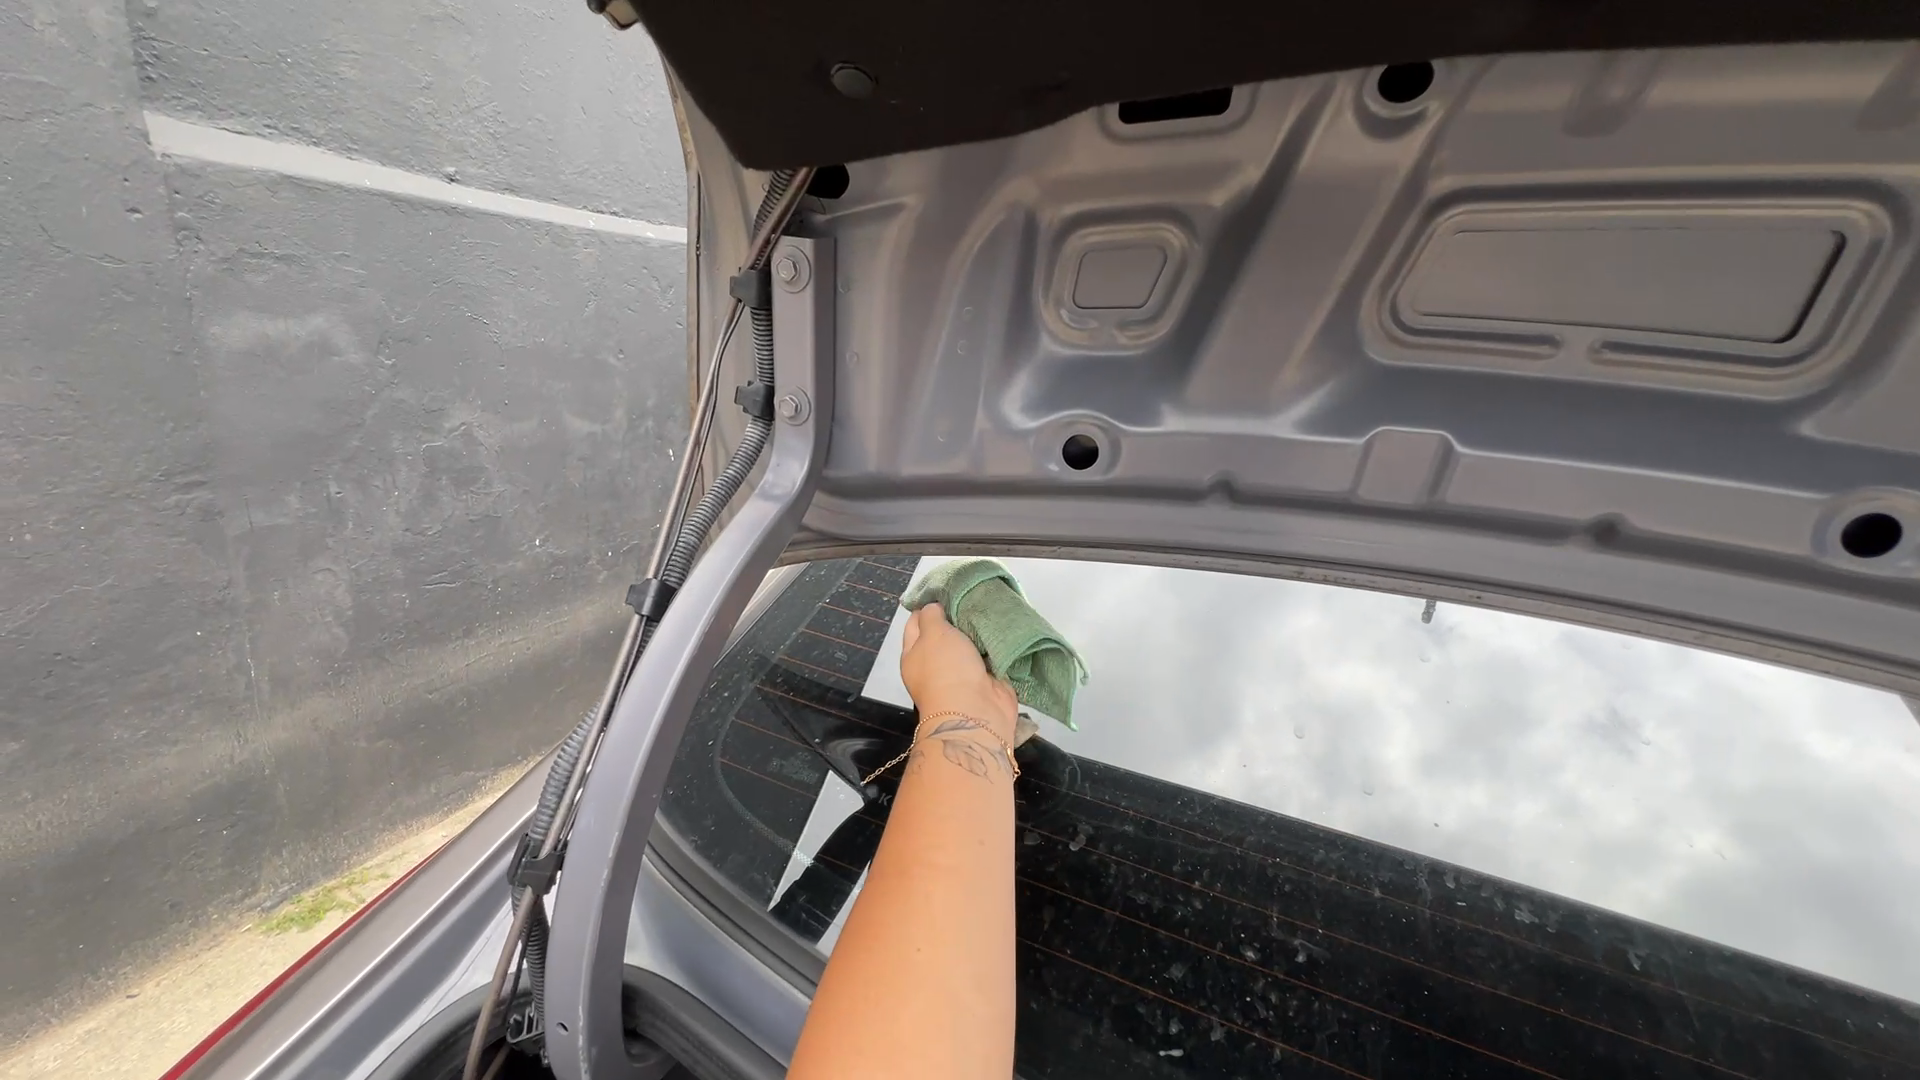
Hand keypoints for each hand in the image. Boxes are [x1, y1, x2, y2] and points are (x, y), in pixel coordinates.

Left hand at [900, 604, 1017, 739]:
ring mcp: (962, 673)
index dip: (928, 605)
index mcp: (914, 655)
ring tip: (992, 605)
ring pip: (970, 643)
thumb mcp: (932, 633)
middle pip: (946, 632)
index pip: (916, 623)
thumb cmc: (946, 669)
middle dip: (958, 615)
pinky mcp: (987, 680)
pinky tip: (1005, 625)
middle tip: (973, 594)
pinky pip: (991, 655)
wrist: (975, 712)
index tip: (946, 589)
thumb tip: (934, 608)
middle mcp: (936, 664)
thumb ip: (931, 615)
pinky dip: (997, 644)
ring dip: (980, 628)